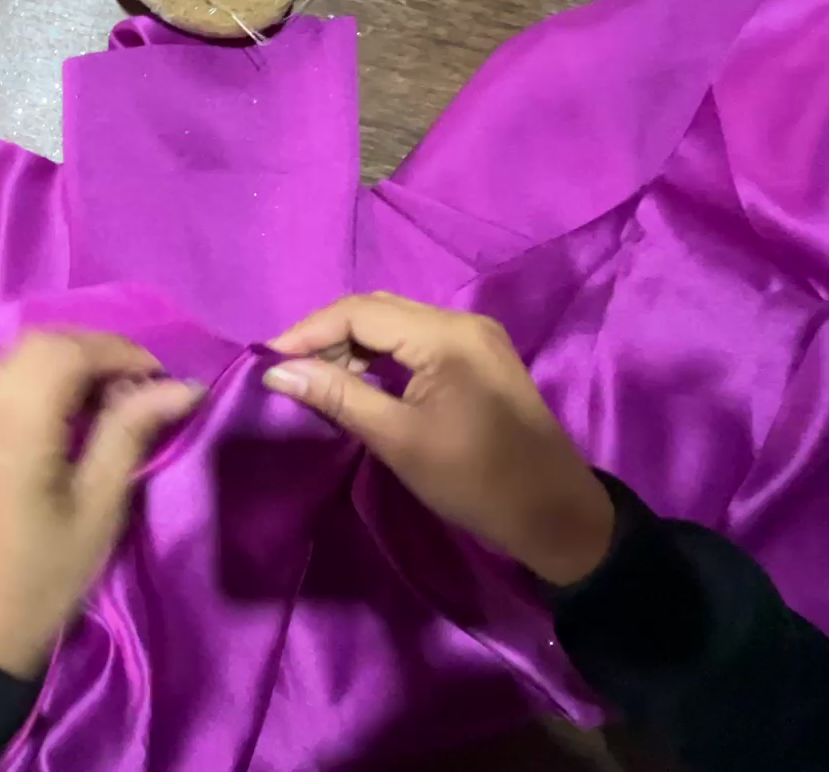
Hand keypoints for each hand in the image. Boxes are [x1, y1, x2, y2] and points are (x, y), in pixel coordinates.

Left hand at [0, 332, 199, 677]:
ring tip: (112, 391)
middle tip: (137, 383)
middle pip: (39, 342)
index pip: (63, 354)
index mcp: (15, 437)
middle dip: (96, 348)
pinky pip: (8, 374)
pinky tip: (75, 403)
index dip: (116, 351)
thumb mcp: (100, 509)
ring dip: (72, 356)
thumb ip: (131, 434)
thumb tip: (181, 386)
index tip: (156, 379)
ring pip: (21, 352)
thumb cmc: (47, 578)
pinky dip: (47, 372)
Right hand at [263, 294, 612, 584]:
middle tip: (288, 369)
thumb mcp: (398, 439)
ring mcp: (471, 336)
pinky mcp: (474, 356)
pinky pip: (411, 339)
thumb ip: (336, 395)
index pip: (359, 312)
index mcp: (446, 336)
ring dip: (349, 345)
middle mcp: (460, 322)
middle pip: (374, 310)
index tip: (269, 359)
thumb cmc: (477, 481)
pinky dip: (376, 355)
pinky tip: (356, 379)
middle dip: (326, 335)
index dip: (309, 331)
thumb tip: (276, 371)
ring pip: (391, 322)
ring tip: (316, 378)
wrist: (559, 519)